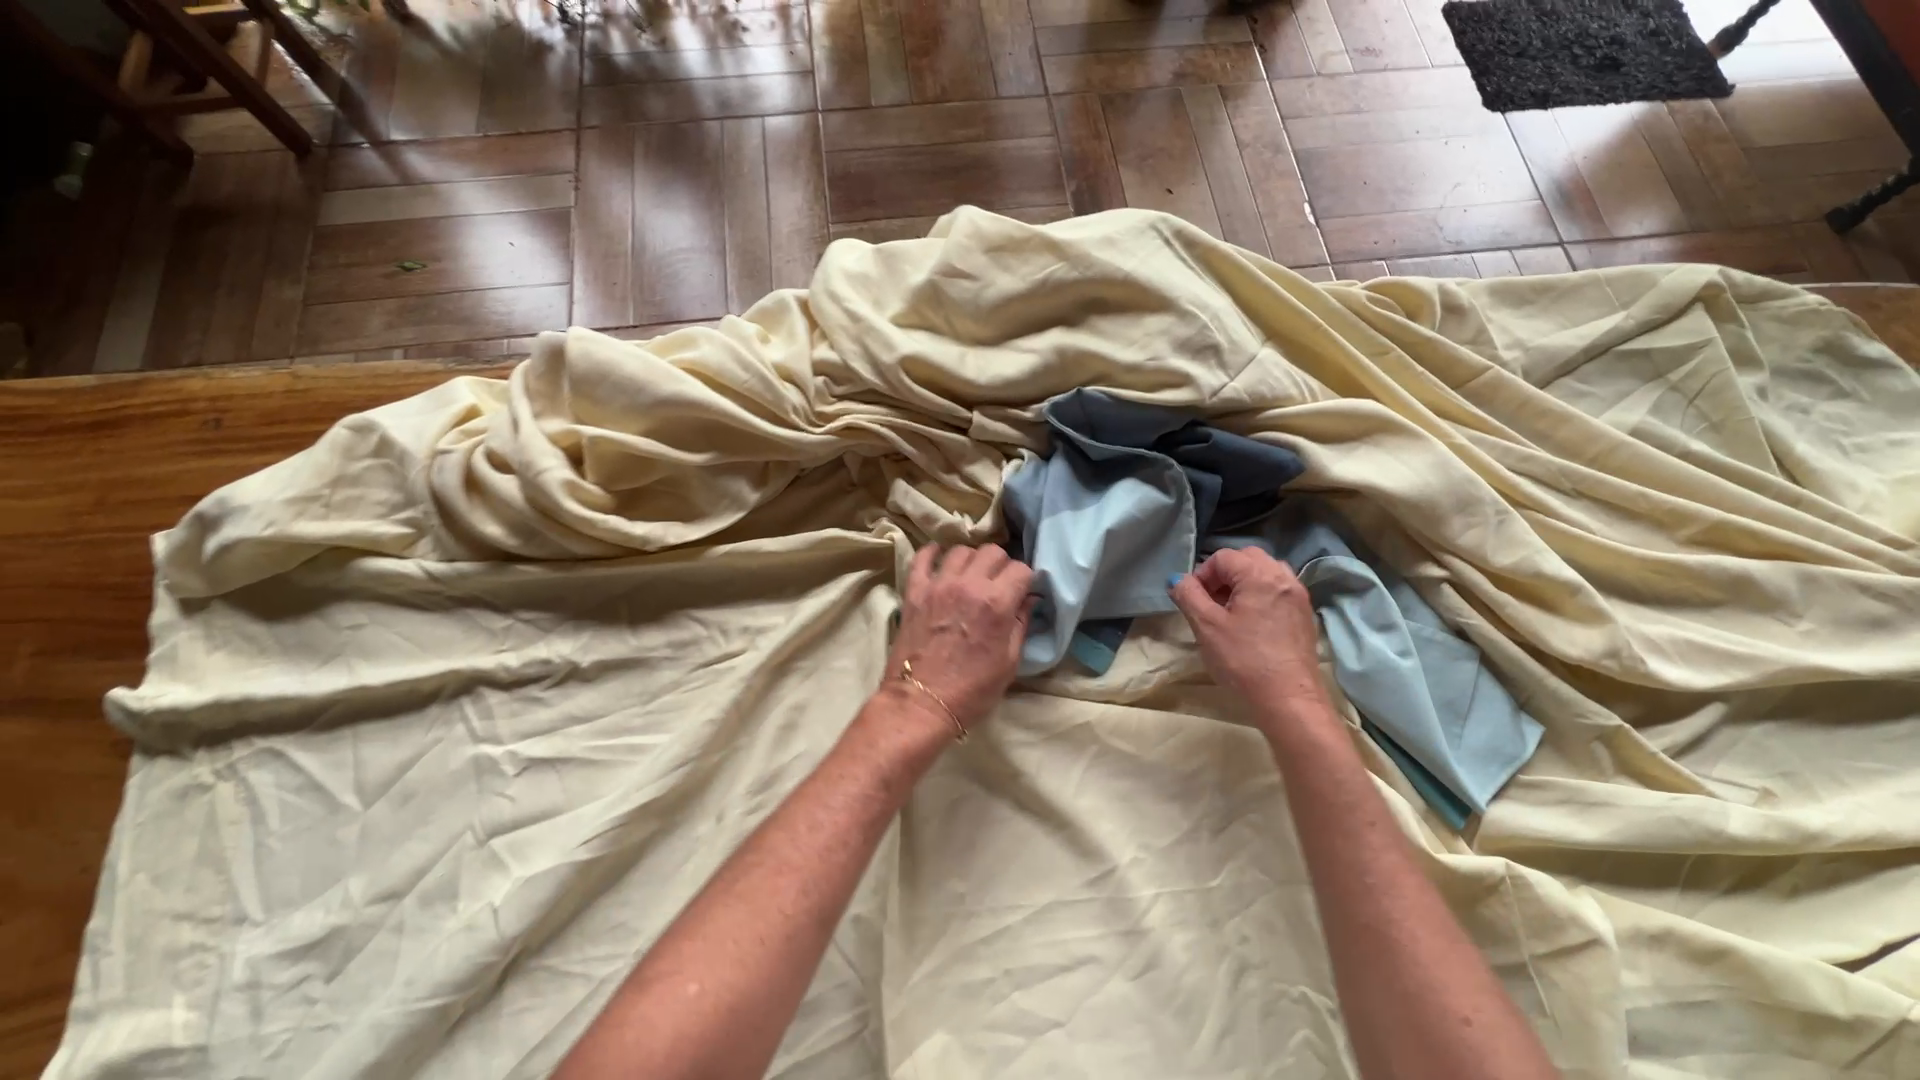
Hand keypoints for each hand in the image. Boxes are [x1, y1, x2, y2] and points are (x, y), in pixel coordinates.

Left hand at [887, 544, 1033, 730]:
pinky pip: (922, 557)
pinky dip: (933, 554)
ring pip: (961, 550)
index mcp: (996, 603)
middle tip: (999, 584)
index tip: (1023, 592)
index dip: (1026, 580)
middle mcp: (968, 585)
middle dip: (1002, 565)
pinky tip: (940, 560)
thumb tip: (1029, 600)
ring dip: (972, 560)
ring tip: (972, 577)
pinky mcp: (914, 591)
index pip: (1021, 569)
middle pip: (993, 552)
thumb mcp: (1008, 663)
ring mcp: (938, 585)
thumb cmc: (971, 691)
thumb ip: (1020, 625)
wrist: (921, 704)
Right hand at [1168, 547, 1328, 715]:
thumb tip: (1178, 579)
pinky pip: (1278, 591)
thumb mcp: (1206, 627)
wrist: (1288, 699)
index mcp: (1260, 575)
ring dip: (1243, 583)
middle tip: (1210, 602)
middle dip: (1224, 574)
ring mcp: (1298, 596)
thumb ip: (1188, 596)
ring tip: (1229, 611)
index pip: (1224, 557)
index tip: (1193, 599)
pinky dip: (1260, 596)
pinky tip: (1250, 623)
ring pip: (1265, 573)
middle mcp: (1284, 577)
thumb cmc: (1243, 661)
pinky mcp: (1304, 615)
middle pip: (1248, 559)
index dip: (1202, 574)